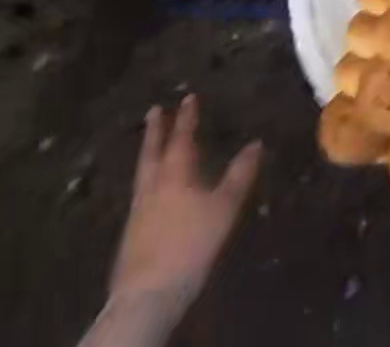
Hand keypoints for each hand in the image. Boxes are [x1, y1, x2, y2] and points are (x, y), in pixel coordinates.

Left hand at [109, 95, 262, 319]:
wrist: (148, 292)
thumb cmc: (192, 241)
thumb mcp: (225, 205)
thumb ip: (241, 173)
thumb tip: (256, 142)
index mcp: (175, 174)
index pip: (182, 138)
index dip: (187, 117)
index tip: (188, 96)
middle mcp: (153, 185)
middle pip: (153, 152)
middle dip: (156, 130)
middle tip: (155, 110)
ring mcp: (139, 209)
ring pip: (144, 171)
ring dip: (149, 152)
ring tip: (152, 142)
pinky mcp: (133, 230)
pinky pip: (142, 190)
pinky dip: (148, 175)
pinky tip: (153, 185)